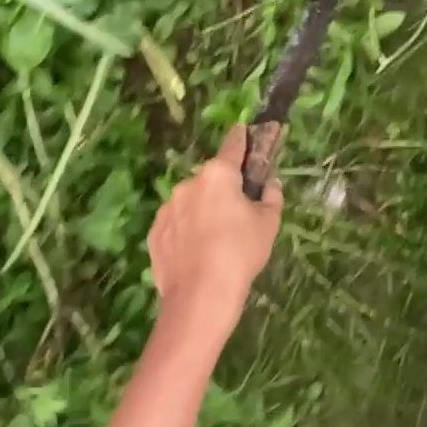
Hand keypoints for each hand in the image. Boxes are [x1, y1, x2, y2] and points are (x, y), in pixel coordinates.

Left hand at [147, 125, 283, 335]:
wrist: (200, 297)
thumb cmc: (240, 252)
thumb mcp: (268, 224)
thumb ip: (271, 198)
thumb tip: (271, 186)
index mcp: (218, 174)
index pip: (233, 145)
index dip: (242, 137)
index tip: (244, 129)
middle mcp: (189, 184)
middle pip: (211, 179)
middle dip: (223, 189)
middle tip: (238, 213)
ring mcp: (167, 209)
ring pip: (191, 202)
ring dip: (203, 211)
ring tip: (215, 241)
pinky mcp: (154, 234)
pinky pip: (176, 224)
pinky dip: (186, 231)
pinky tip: (197, 253)